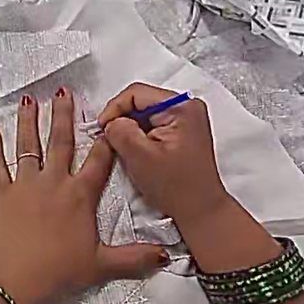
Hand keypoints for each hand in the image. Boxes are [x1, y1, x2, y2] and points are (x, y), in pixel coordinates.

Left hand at [0, 87, 167, 303]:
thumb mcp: (101, 265)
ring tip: (29, 100)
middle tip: (63, 92)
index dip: (106, 139)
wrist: (13, 280)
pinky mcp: (2, 194)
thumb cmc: (58, 270)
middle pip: (61, 142)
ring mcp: (26, 186)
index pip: (99, 161)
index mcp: (80, 195)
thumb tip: (165, 257)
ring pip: (28, 146)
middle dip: (63, 116)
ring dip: (29, 122)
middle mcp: (54, 183)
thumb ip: (134, 258)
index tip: (110, 119)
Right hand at [96, 83, 236, 232]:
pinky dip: (141, 136)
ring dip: (132, 130)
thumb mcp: (140, 157)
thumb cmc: (177, 188)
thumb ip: (120, 131)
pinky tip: (138, 153)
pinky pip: (154, 125)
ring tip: (126, 150)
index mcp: (181, 107)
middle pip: (141, 101)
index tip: (103, 128)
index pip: (136, 93)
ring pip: (146, 114)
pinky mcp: (183, 131)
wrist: (200, 210)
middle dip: (123, 120)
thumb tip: (111, 122)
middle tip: (111, 140)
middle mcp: (188, 107)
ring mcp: (187, 119)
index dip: (114, 109)